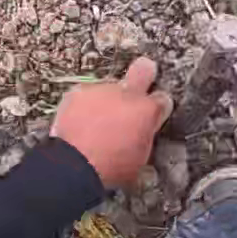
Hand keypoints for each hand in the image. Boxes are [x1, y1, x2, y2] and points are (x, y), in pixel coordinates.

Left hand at [50, 57, 173, 188]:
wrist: (74, 165)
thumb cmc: (111, 168)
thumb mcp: (139, 159)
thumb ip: (145, 137)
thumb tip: (146, 132)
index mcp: (146, 111)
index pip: (162, 99)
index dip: (158, 105)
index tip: (155, 110)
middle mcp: (127, 94)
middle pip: (142, 71)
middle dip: (145, 72)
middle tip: (146, 69)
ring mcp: (101, 89)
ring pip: (109, 88)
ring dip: (107, 100)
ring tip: (96, 123)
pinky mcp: (77, 92)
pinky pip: (85, 96)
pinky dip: (84, 106)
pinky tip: (79, 122)